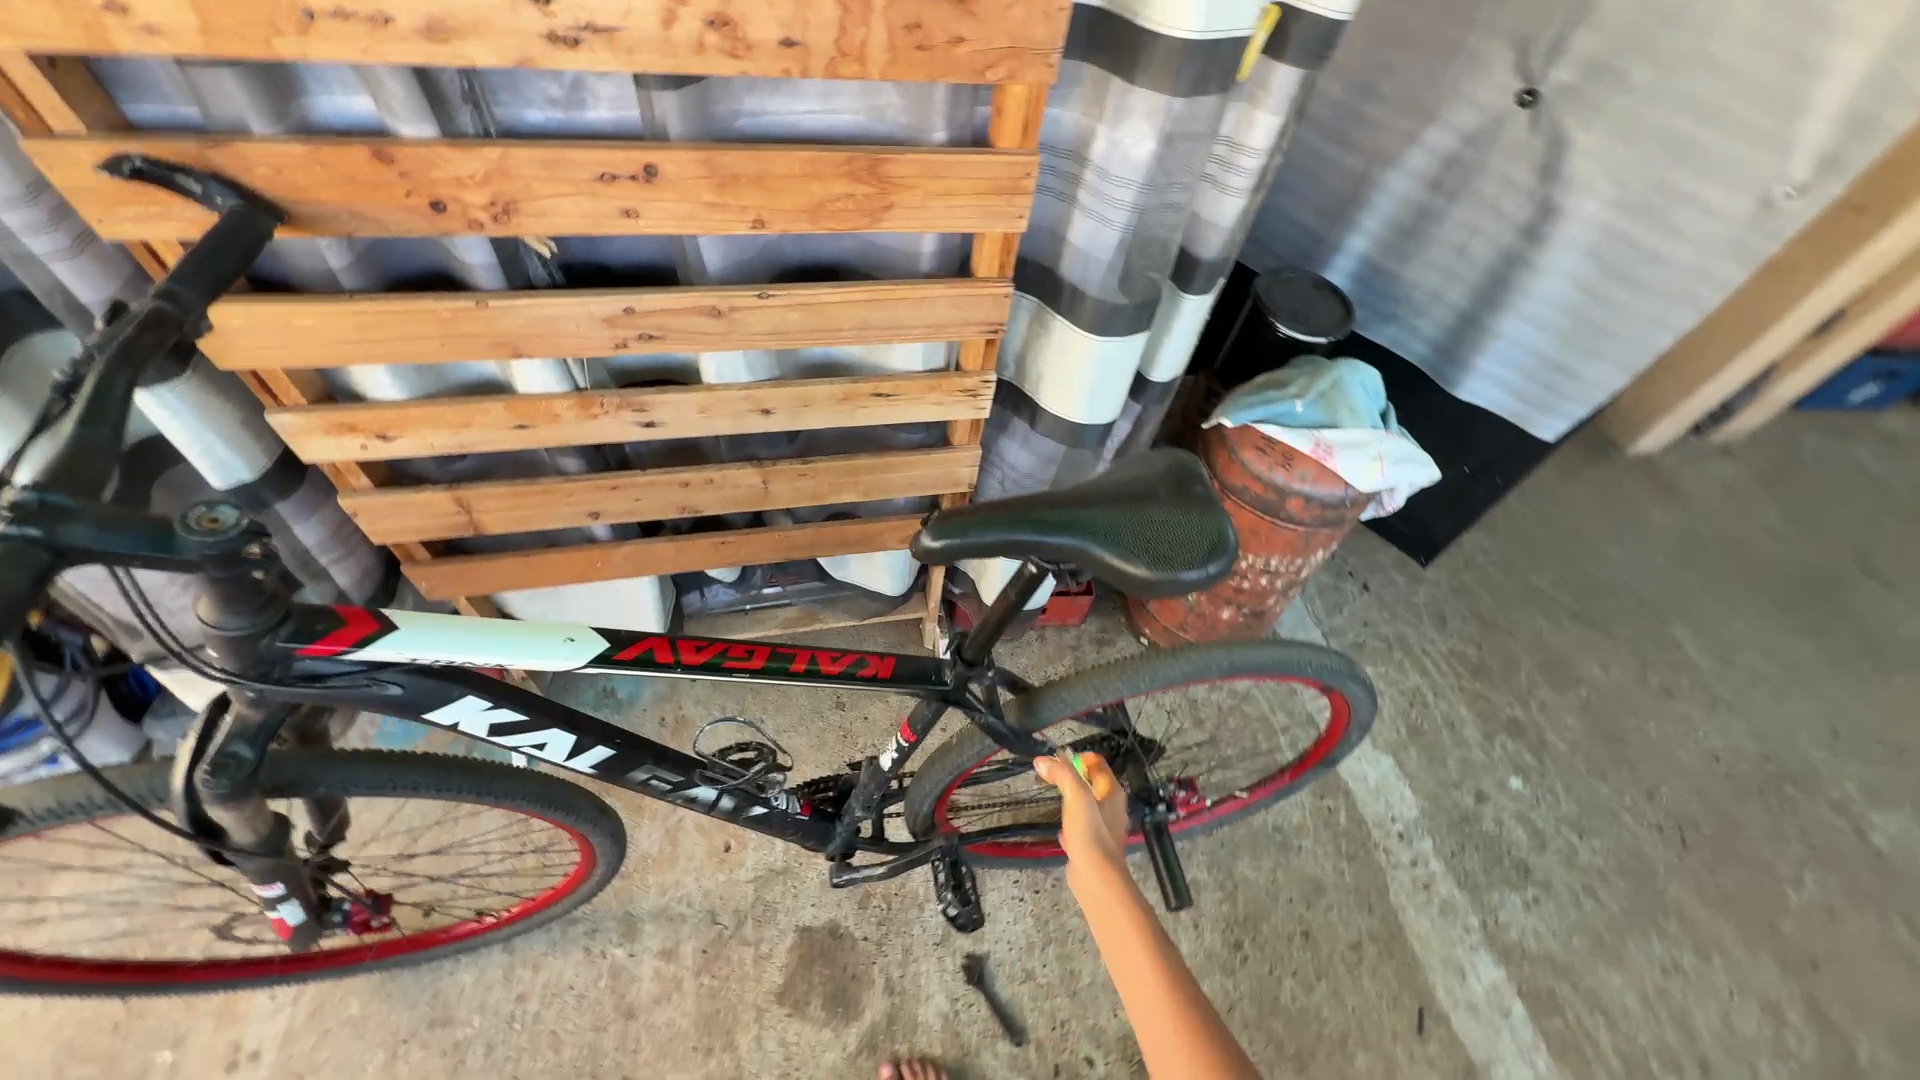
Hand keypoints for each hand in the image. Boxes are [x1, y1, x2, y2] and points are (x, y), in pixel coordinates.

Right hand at [1032, 751, 1131, 871]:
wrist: (1096, 877)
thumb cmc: (1089, 832)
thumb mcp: (1076, 796)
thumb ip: (1061, 775)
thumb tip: (1042, 760)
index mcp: (1112, 791)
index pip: (1096, 762)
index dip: (1076, 758)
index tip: (1056, 766)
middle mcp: (1112, 807)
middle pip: (1091, 782)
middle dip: (1071, 779)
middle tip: (1051, 781)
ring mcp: (1105, 827)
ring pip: (1086, 806)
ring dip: (1070, 801)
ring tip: (1055, 803)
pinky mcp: (1095, 846)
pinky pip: (1082, 828)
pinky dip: (1071, 825)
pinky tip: (1061, 832)